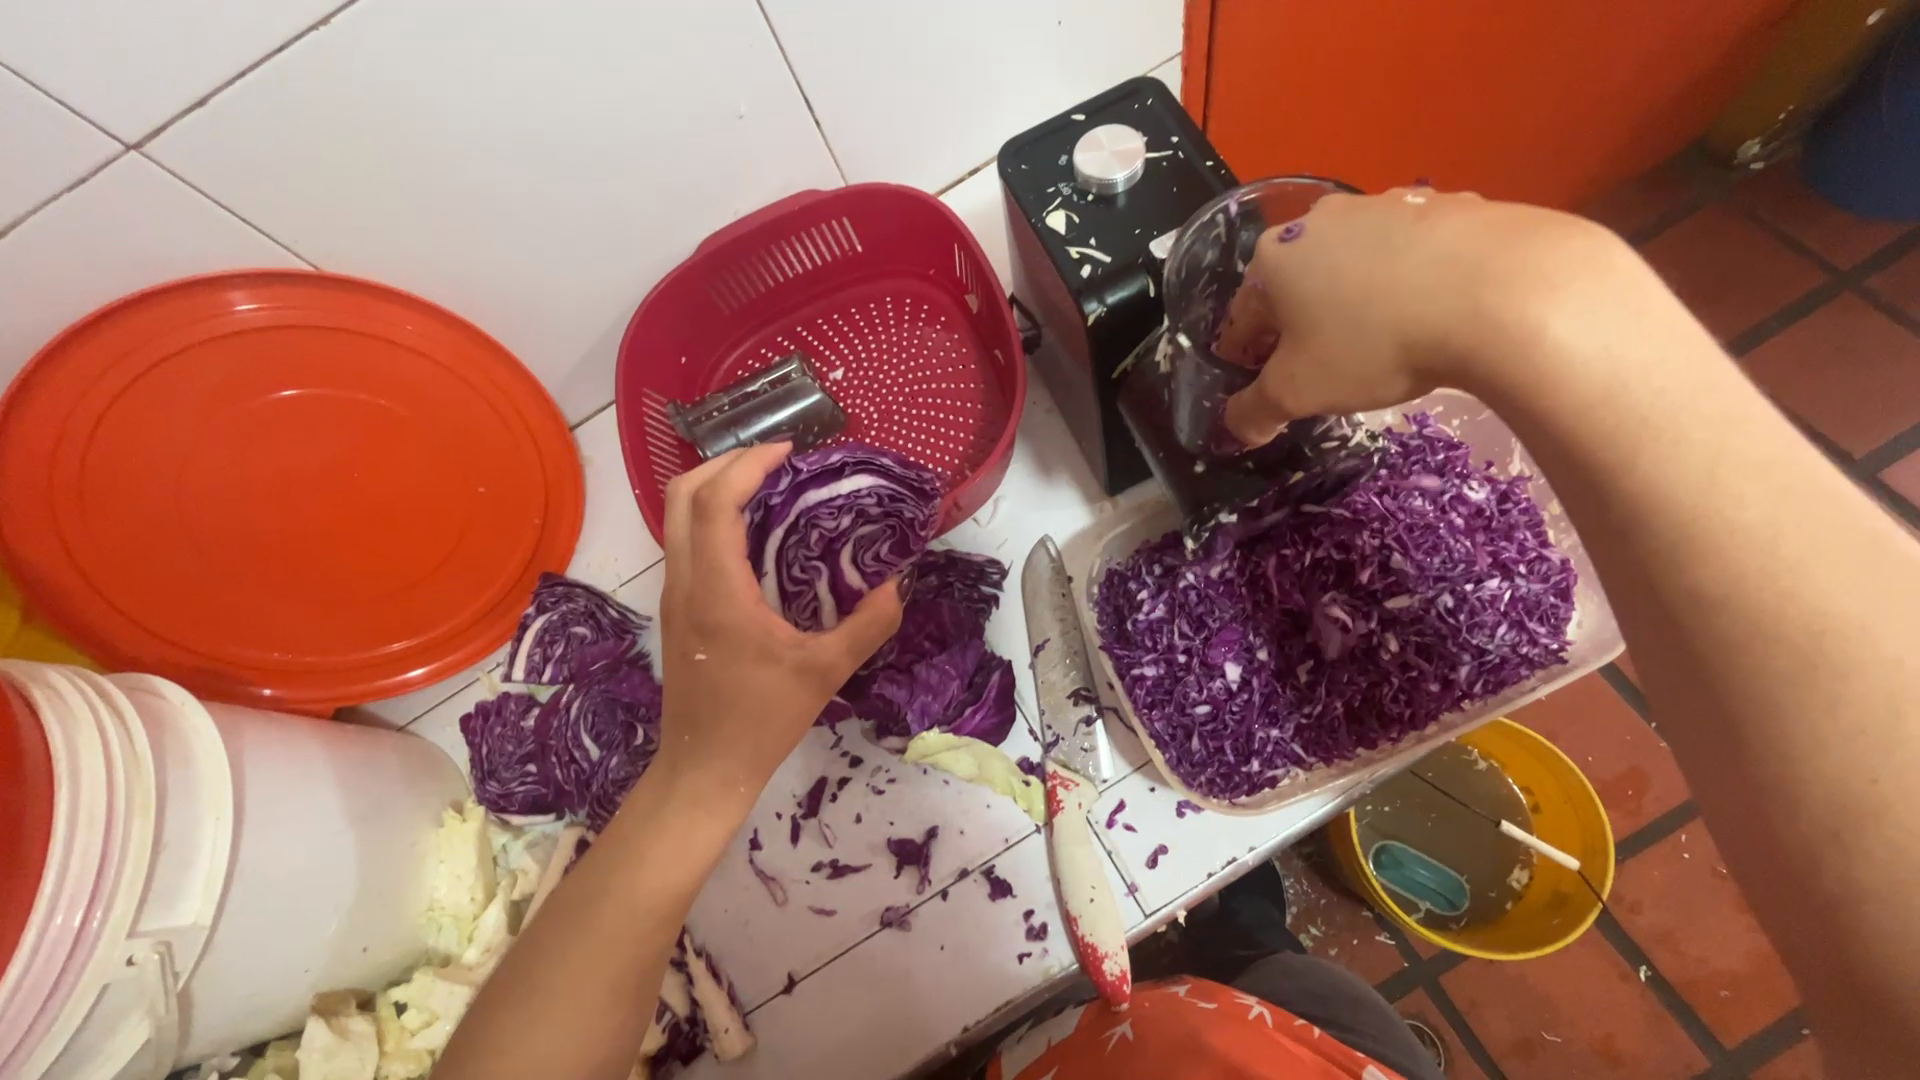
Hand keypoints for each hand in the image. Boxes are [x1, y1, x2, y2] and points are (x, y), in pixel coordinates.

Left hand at [652, 443, 903, 805]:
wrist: (704, 768)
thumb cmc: (761, 721)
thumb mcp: (825, 673)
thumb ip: (867, 626)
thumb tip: (896, 584)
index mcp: (717, 591)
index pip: (717, 502)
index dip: (749, 464)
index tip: (792, 452)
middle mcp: (685, 582)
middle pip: (684, 494)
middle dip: (727, 462)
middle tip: (779, 462)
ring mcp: (675, 594)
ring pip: (678, 516)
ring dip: (719, 487)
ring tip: (773, 487)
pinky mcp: (678, 608)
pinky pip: (688, 540)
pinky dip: (716, 516)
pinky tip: (759, 533)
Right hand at [1218, 187, 1636, 446]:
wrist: (1503, 294)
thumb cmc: (1373, 343)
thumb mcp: (1297, 394)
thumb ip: (1252, 413)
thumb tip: (1235, 429)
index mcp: (1272, 258)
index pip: (1239, 320)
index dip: (1245, 362)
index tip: (1265, 391)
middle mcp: (1320, 220)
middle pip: (1295, 287)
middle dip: (1300, 328)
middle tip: (1324, 371)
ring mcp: (1388, 204)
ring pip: (1353, 267)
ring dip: (1354, 303)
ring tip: (1383, 344)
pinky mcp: (1449, 205)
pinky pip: (1412, 255)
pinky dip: (1411, 284)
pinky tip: (1433, 315)